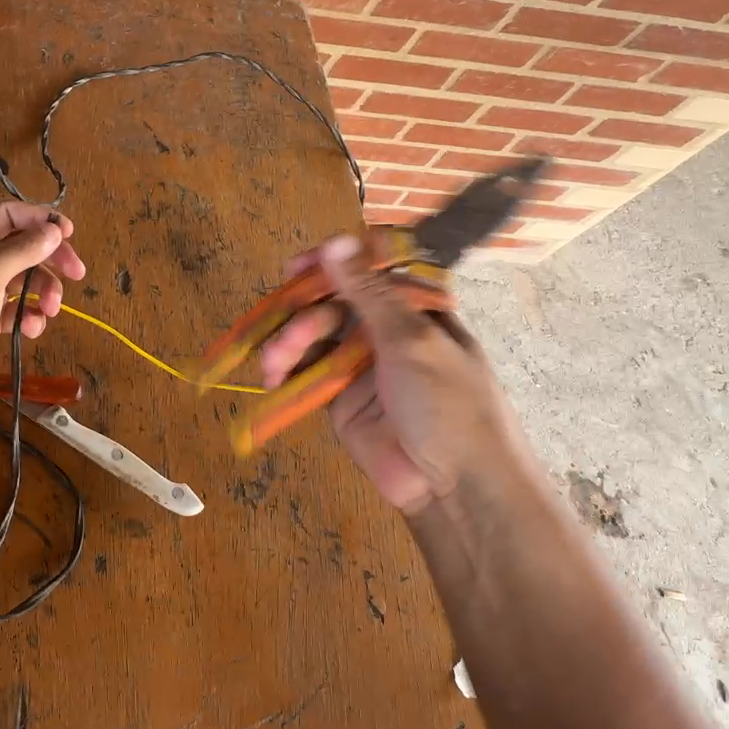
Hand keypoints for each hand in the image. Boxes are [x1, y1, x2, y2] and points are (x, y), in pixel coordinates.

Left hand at [0, 201, 86, 410]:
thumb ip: (22, 251)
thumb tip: (53, 230)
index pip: (6, 216)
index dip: (38, 220)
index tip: (68, 233)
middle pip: (20, 247)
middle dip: (49, 259)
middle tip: (77, 272)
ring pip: (21, 280)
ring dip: (42, 291)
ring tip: (51, 310)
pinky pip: (14, 308)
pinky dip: (27, 316)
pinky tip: (31, 328)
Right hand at [258, 234, 518, 514]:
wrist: (457, 487)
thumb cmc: (449, 403)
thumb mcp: (411, 340)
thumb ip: (367, 291)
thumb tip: (337, 241)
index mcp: (415, 310)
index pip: (368, 271)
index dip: (332, 264)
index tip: (296, 266)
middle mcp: (386, 332)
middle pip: (332, 303)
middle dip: (304, 313)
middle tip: (288, 331)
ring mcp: (361, 365)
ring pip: (313, 337)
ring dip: (289, 343)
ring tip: (274, 362)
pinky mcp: (339, 399)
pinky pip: (305, 374)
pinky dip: (285, 371)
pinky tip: (271, 375)